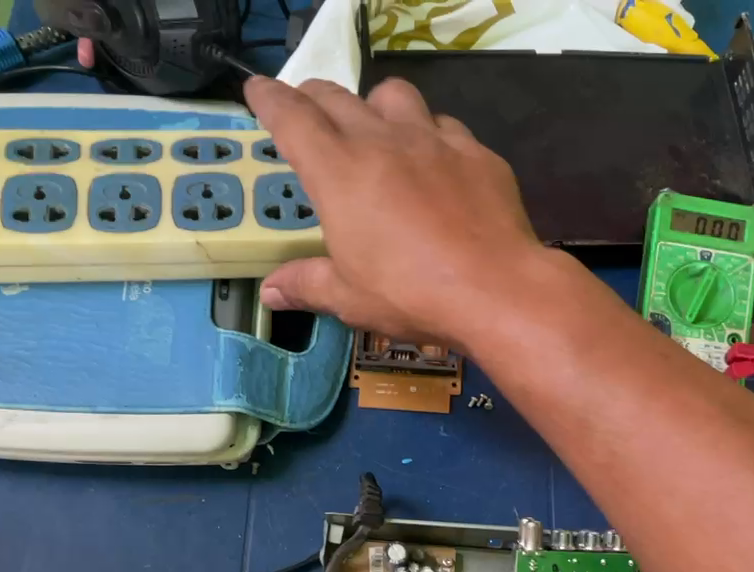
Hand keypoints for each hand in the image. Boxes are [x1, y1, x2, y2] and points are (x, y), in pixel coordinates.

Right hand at [243, 76, 577, 350]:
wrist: (496, 289)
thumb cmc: (412, 295)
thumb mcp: (350, 298)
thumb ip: (308, 285)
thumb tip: (271, 291)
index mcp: (340, 173)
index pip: (292, 118)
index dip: (269, 100)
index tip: (257, 90)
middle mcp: (383, 141)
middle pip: (338, 98)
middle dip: (314, 98)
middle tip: (308, 109)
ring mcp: (434, 141)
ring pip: (395, 96)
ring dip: (376, 105)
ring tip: (376, 128)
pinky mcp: (476, 153)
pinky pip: (445, 127)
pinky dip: (430, 135)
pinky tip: (435, 163)